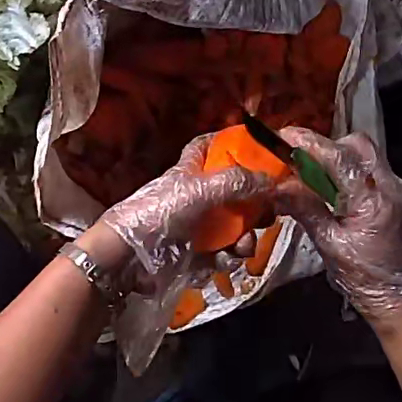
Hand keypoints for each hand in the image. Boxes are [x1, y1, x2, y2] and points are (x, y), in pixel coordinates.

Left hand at [99, 132, 272, 276]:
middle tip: (267, 213)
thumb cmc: (161, 212)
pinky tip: (227, 260)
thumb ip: (237, 182)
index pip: (206, 148)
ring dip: (245, 237)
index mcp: (189, 172)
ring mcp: (195, 227)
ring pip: (232, 227)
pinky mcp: (195, 255)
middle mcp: (194, 196)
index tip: (252, 145)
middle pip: (232, 193)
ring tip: (244, 247)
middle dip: (253, 204)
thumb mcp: (200, 189)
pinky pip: (222, 253)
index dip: (225, 142)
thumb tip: (272, 181)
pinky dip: (228, 257)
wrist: (130, 256)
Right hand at [273, 128, 401, 332]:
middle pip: (359, 145)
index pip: (339, 158)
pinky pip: (375, 172)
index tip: (284, 135)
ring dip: (340, 158)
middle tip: (301, 157)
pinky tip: (338, 192)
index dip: (310, 142)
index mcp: (372, 202)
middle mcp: (392, 187)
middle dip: (328, 145)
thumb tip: (277, 186)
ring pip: (368, 156)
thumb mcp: (329, 246)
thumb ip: (306, 210)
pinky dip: (353, 173)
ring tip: (316, 175)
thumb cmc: (364, 278)